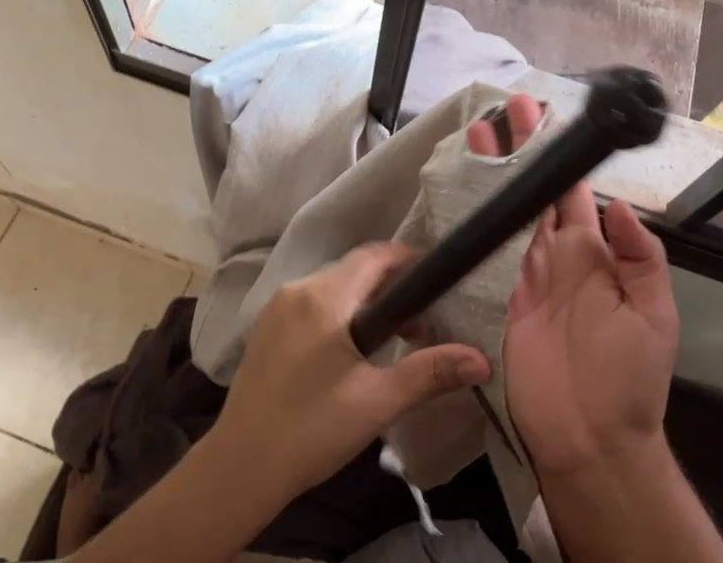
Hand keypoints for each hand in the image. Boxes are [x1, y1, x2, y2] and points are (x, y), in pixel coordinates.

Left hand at [214, 243, 492, 500]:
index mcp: (323, 297)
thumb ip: (430, 372)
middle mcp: (296, 290)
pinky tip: (349, 356)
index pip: (374, 255)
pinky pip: (311, 308)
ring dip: (364, 306)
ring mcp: (275, 310)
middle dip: (391, 290)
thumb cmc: (312, 429)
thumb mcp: (378, 401)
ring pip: (332, 290)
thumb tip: (482, 359)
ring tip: (390, 346)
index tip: (438, 285)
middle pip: (354, 272)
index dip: (409, 261)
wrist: (240, 467)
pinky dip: (337, 318)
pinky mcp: (265, 332)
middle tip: (420, 328)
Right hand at [476, 94, 678, 477]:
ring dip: (493, 177)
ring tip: (478, 137)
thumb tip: (619, 206)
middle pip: (534, 194)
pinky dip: (474, 224)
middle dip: (520, 153)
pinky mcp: (497, 300)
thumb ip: (642, 259)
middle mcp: (556, 258)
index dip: (557, 158)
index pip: (573, 194)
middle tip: (504, 111)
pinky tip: (460, 196)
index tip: (543, 119)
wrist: (592, 438)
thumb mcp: (655, 316)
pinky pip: (486, 256)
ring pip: (507, 216)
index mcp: (594, 255)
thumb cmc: (630, 378)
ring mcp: (524, 278)